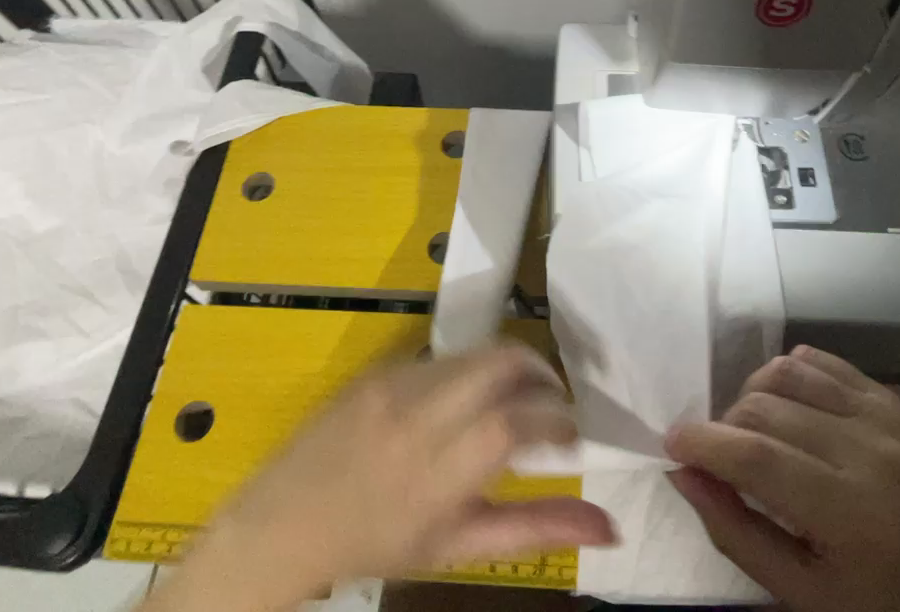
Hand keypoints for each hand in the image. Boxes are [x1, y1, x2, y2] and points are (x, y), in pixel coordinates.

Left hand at [153, 344, 615, 611]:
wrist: (288, 518)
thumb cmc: (379, 542)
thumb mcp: (459, 546)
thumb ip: (537, 529)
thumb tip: (611, 526)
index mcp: (441, 472)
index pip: (517, 420)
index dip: (557, 417)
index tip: (572, 434)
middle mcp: (420, 416)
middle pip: (501, 362)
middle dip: (542, 373)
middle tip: (553, 403)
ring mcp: (395, 384)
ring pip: (475, 353)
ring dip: (507, 368)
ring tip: (515, 399)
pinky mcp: (379, 368)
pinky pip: (442, 356)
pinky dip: (469, 370)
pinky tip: (464, 400)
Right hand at [665, 346, 899, 611]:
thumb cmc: (885, 604)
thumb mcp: (804, 595)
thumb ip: (737, 533)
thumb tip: (683, 473)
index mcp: (854, 516)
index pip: (755, 456)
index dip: (701, 442)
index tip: (672, 444)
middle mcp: (873, 453)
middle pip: (764, 407)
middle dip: (724, 427)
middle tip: (721, 459)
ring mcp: (888, 418)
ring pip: (785, 371)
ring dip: (752, 396)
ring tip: (754, 433)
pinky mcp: (894, 400)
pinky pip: (820, 361)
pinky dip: (788, 375)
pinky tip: (787, 411)